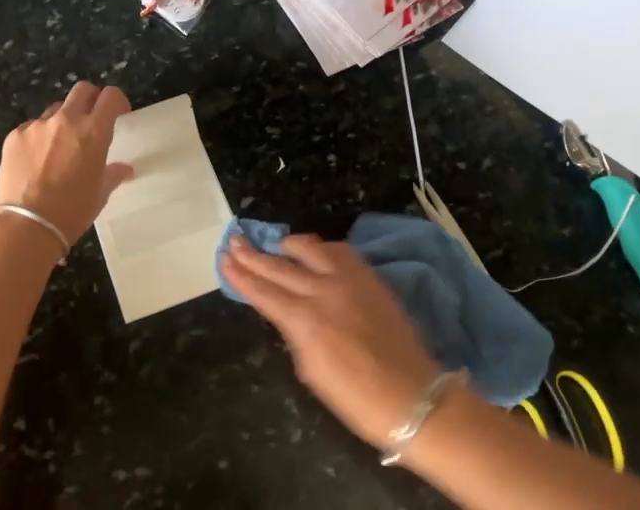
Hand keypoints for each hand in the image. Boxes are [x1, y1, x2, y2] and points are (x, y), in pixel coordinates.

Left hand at [0, 82, 134, 242]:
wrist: (25, 226)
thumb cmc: (71, 212)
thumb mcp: (99, 194)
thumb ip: (112, 174)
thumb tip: (125, 169)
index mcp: (93, 132)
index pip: (110, 96)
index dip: (117, 101)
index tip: (118, 114)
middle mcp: (66, 120)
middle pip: (82, 90)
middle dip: (90, 100)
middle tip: (90, 121)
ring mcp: (37, 125)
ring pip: (55, 109)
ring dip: (62, 121)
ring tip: (58, 148)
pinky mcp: (15, 135)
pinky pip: (32, 127)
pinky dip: (38, 138)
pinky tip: (34, 162)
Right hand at [221, 234, 444, 447]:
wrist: (415, 398)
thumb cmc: (358, 399)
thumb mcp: (312, 371)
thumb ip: (295, 335)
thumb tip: (288, 316)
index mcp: (304, 320)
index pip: (262, 291)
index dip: (240, 275)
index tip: (224, 259)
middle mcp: (323, 291)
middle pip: (279, 266)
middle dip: (253, 254)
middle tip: (234, 241)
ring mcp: (349, 280)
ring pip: (309, 248)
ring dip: (287, 245)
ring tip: (276, 244)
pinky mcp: (371, 278)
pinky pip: (340, 252)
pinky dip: (321, 249)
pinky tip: (315, 252)